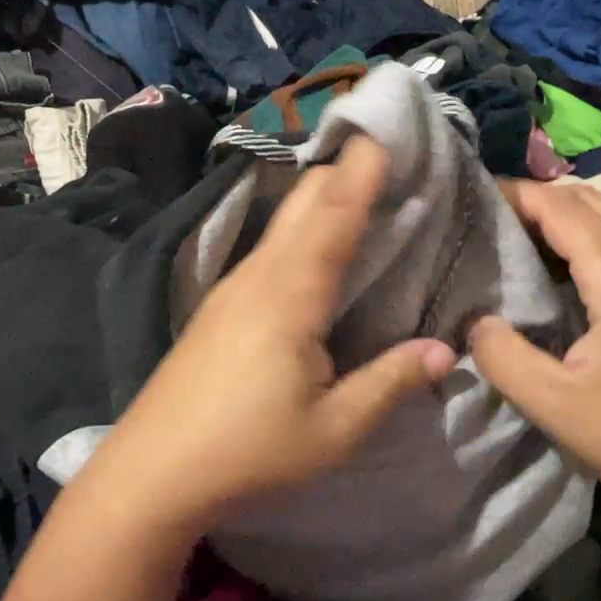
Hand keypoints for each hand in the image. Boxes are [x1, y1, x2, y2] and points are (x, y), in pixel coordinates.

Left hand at [81, 135, 456, 531]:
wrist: (154, 470)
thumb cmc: (249, 450)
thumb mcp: (334, 429)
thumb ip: (390, 383)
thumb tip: (445, 350)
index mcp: (290, 294)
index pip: (333, 216)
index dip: (360, 171)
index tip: (383, 130)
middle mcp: (258, 276)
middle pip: (302, 205)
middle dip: (342, 172)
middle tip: (383, 152)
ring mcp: (231, 288)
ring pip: (282, 225)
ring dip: (320, 200)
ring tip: (358, 189)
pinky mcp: (219, 307)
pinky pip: (269, 250)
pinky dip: (300, 230)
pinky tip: (312, 248)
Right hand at [470, 180, 600, 535]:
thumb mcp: (559, 408)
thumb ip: (505, 359)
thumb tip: (476, 323)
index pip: (563, 209)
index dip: (517, 194)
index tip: (474, 198)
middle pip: (594, 201)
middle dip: (541, 198)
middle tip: (494, 219)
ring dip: (573, 216)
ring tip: (528, 240)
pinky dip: (599, 237)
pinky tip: (580, 274)